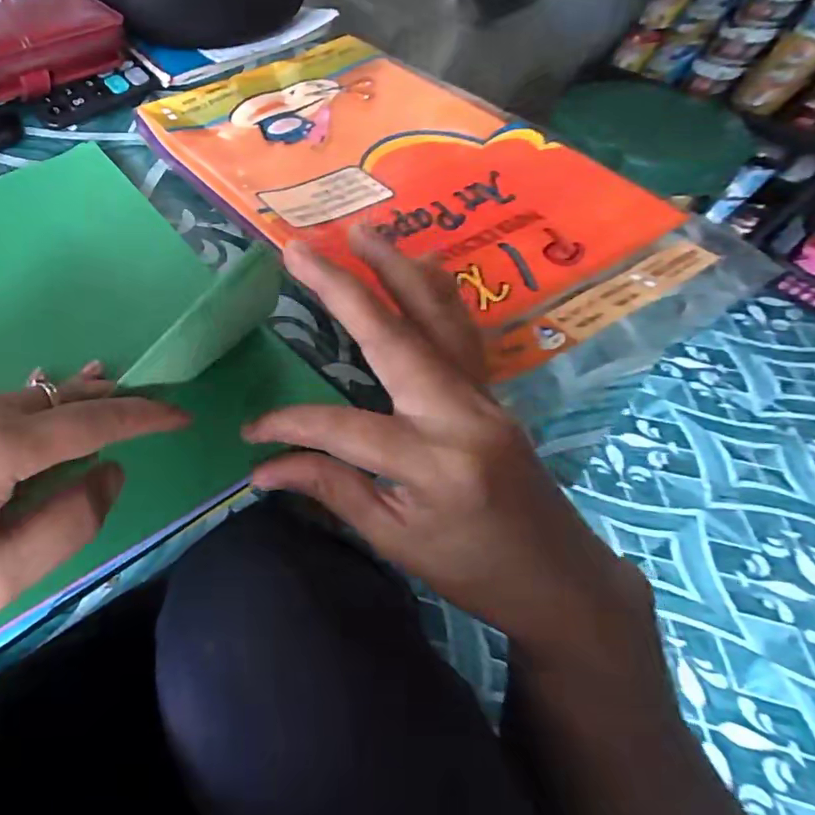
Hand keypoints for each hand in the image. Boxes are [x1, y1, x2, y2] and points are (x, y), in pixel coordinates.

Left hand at [0, 364, 189, 763]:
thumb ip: (63, 523)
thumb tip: (110, 475)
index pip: (89, 420)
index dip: (142, 417)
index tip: (184, 415)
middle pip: (60, 400)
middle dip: (111, 404)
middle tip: (157, 410)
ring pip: (29, 403)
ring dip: (74, 408)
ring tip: (116, 409)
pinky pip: (2, 414)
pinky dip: (39, 419)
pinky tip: (50, 431)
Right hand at [243, 230, 651, 658]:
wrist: (563, 583)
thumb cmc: (472, 570)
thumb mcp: (392, 538)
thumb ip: (329, 488)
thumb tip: (262, 467)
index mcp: (432, 461)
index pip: (340, 427)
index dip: (288, 426)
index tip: (251, 433)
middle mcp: (461, 414)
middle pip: (394, 338)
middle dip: (342, 290)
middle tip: (299, 250)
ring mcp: (484, 397)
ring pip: (436, 319)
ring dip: (396, 270)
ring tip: (362, 232)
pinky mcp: (492, 394)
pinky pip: (461, 332)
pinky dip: (437, 292)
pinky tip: (422, 263)